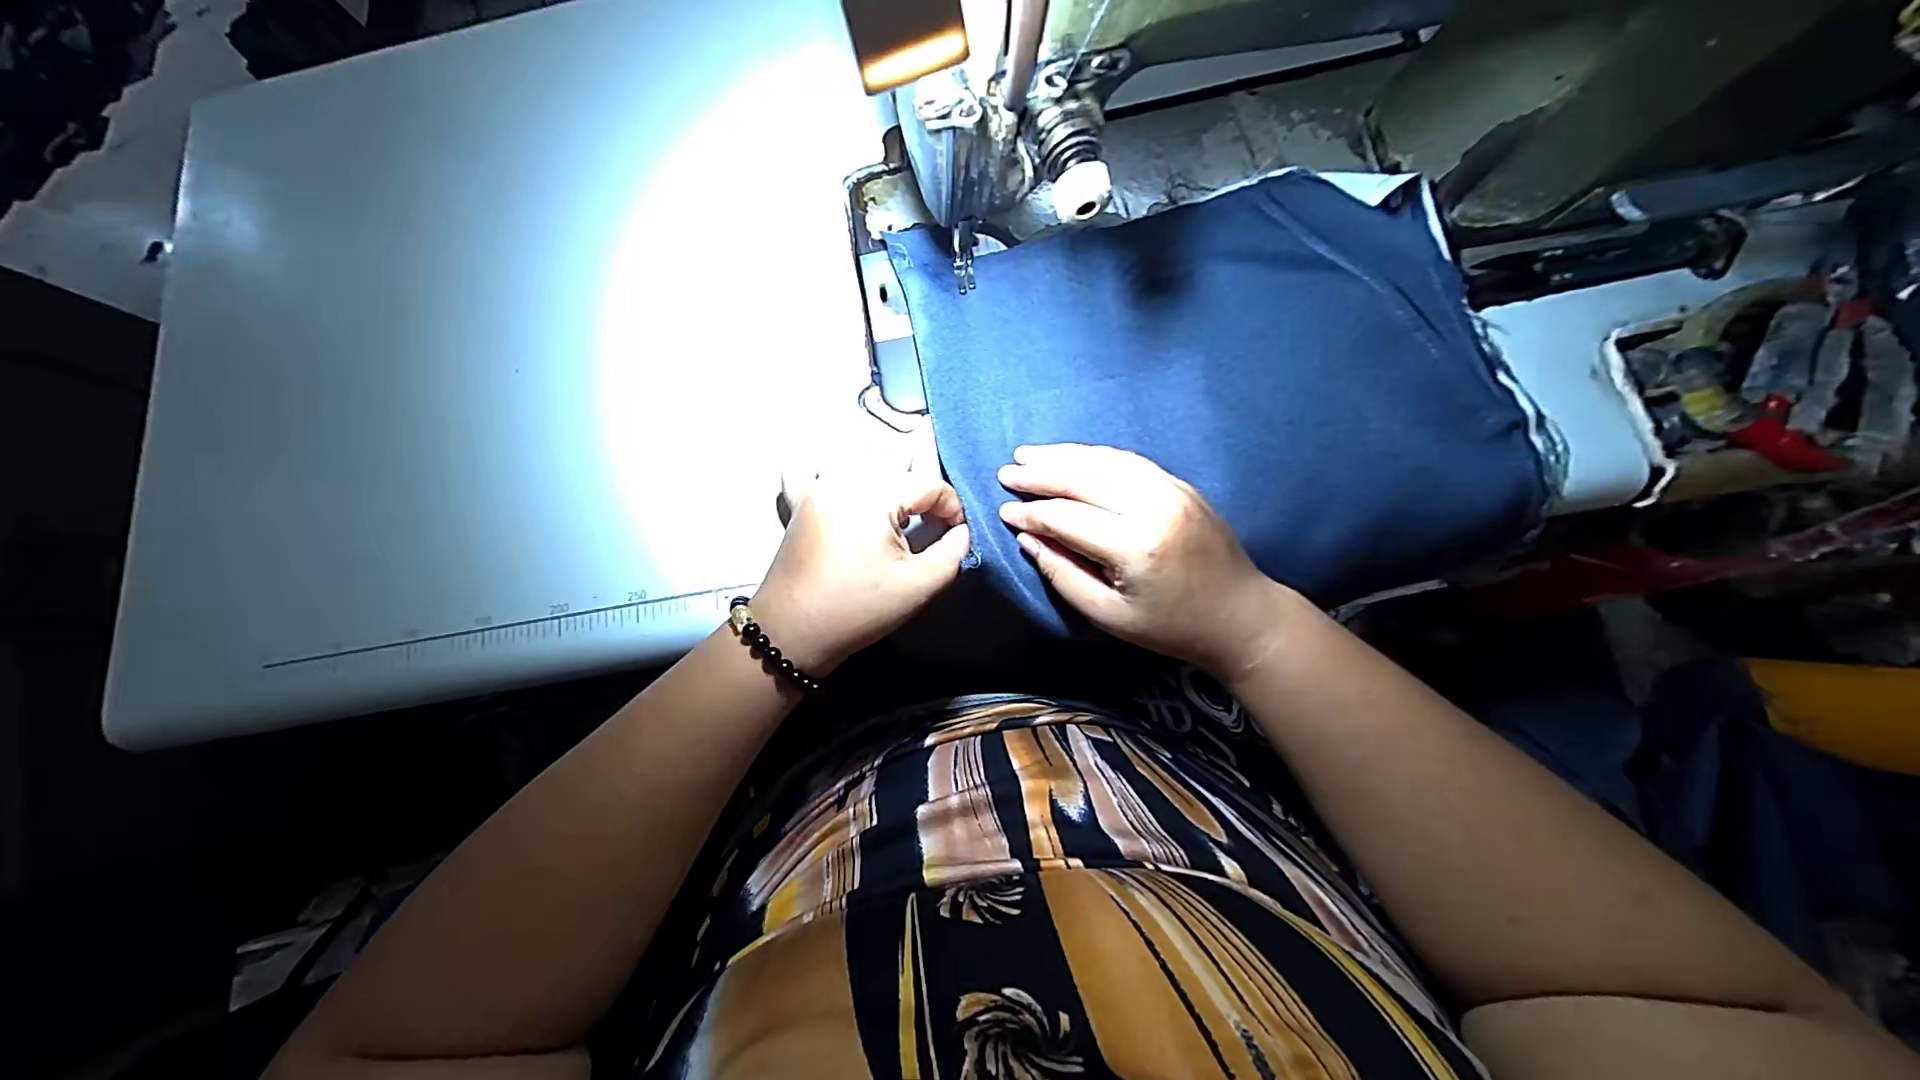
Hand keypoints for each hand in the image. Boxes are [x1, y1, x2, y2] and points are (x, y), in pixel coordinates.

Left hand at [750, 459, 970, 674]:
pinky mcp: (799, 500)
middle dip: (923, 492)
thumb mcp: (920, 585)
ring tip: (896, 515)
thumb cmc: (857, 610)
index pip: (930, 484)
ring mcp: (816, 485)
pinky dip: (829, 469)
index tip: (956, 536)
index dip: (953, 509)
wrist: (792, 633)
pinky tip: (844, 491)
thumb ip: (954, 551)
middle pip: (900, 463)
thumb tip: (962, 530)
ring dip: (887, 477)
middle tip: (931, 527)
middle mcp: (844, 477)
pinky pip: (812, 465)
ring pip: (862, 458)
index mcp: (874, 494)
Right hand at [997, 443, 1307, 675]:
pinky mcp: (1181, 485)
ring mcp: (1171, 490)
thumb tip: (1028, 538)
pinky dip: (1095, 456)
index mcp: (1134, 545)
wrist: (1240, 616)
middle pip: (1084, 478)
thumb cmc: (1170, 627)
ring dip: (1064, 456)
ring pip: (1106, 461)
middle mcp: (1153, 506)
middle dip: (1041, 474)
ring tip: (1030, 455)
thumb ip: (1063, 573)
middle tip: (1007, 472)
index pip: (1067, 517)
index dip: (1032, 514)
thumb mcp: (1108, 615)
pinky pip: (1129, 461)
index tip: (1005, 512)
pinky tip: (1073, 458)